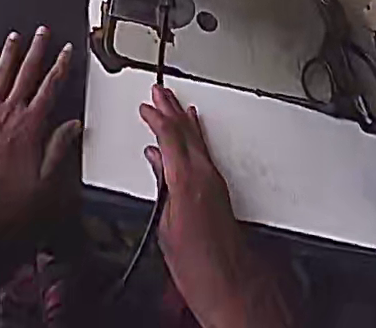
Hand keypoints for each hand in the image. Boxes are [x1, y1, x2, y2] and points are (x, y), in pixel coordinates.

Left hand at [0, 27, 80, 273]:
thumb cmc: (2, 204)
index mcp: (31, 125)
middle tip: (42, 32)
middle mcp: (10, 112)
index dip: (61, 66)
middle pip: (27, 72)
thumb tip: (73, 126)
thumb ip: (59, 149)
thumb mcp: (44, 184)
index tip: (66, 51)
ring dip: (9, 53)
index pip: (51, 86)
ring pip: (1, 74)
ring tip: (14, 37)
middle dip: (37, 49)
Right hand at [140, 84, 291, 327]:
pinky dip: (195, 131)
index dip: (156, 117)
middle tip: (158, 91)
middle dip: (170, 108)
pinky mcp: (219, 185)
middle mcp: (203, 173)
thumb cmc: (197, 265)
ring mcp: (214, 177)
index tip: (146, 106)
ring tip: (172, 100)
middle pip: (185, 129)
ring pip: (196, 136)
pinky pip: (204, 147)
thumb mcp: (164, 226)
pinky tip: (193, 125)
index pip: (169, 135)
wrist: (229, 284)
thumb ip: (160, 186)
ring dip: (182, 116)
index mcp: (186, 180)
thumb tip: (156, 161)